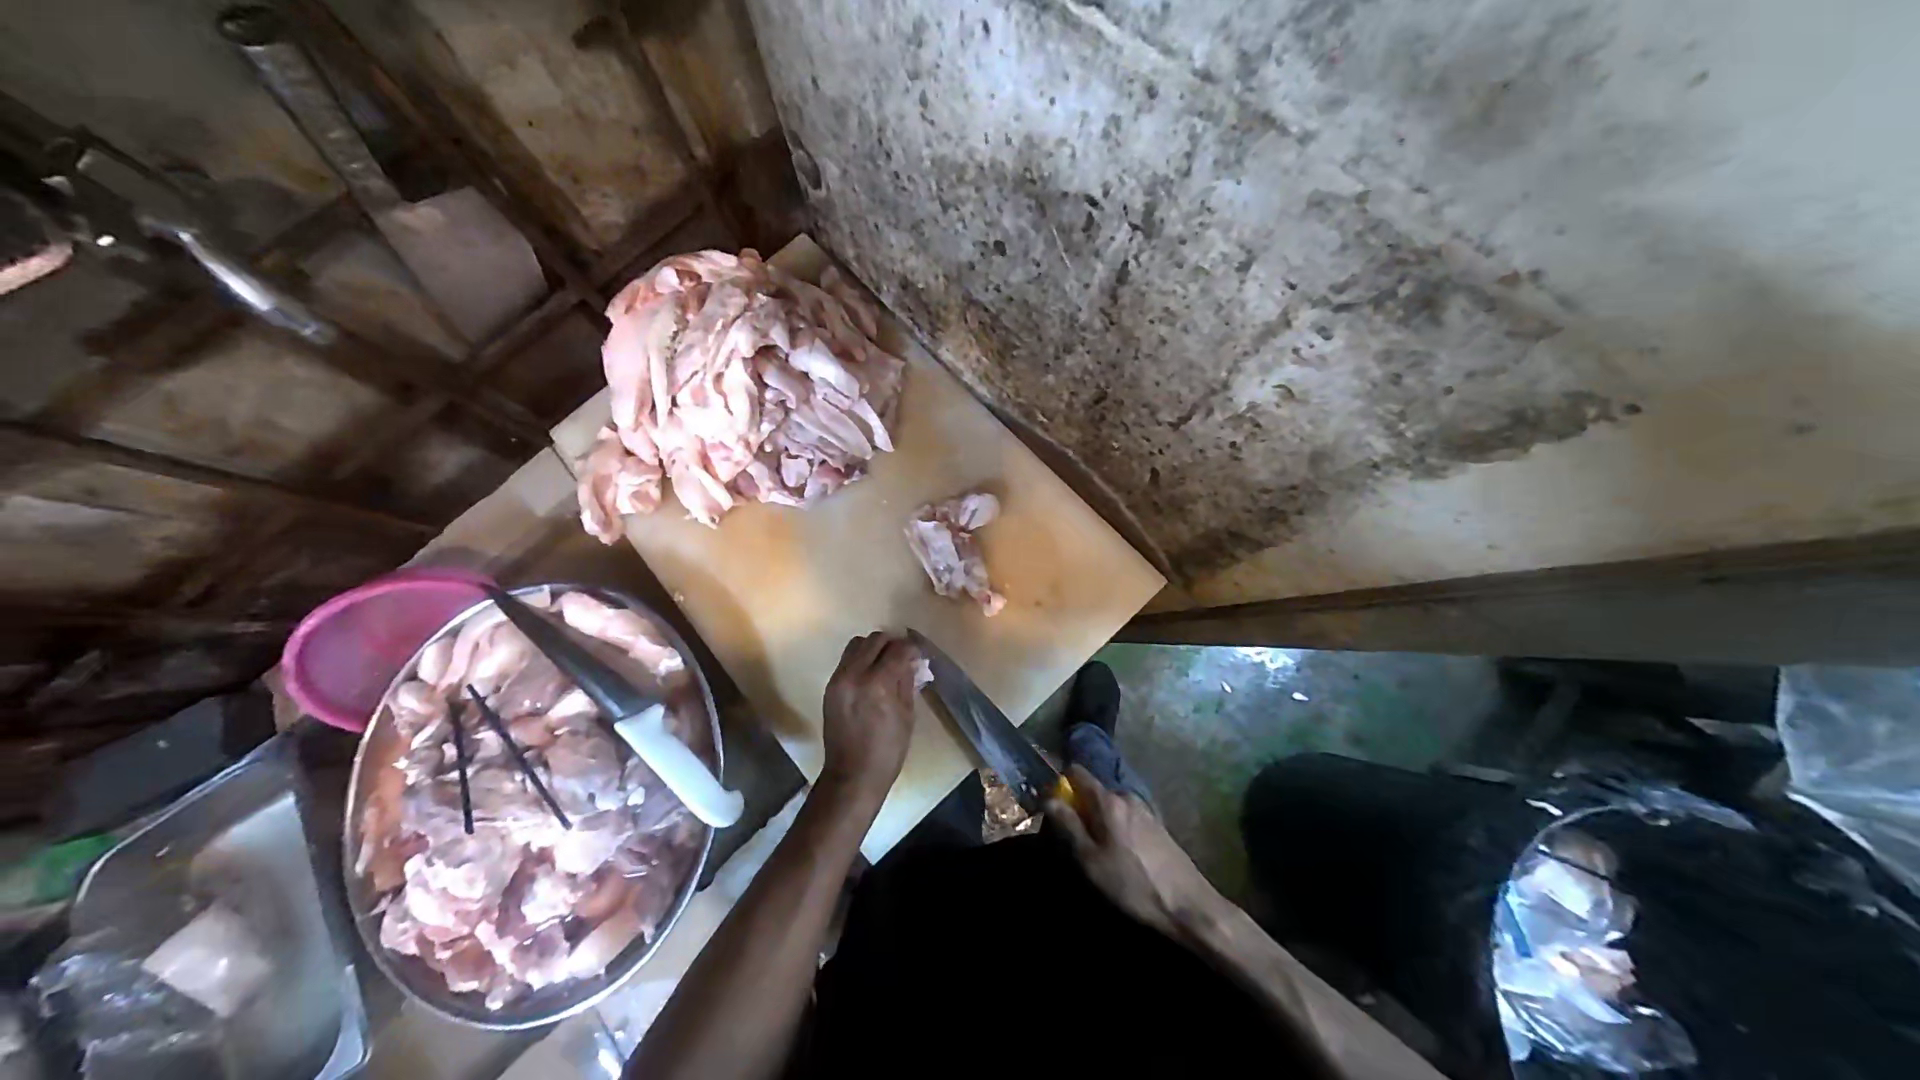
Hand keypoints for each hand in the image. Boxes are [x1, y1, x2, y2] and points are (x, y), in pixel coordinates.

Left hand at [818, 632, 920, 803]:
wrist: (852, 775)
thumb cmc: (887, 751)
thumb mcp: (906, 715)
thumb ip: (907, 682)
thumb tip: (910, 661)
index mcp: (878, 684)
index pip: (898, 649)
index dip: (912, 649)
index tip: (918, 655)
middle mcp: (854, 675)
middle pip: (875, 640)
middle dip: (892, 644)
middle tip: (903, 657)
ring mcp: (838, 679)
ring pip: (857, 644)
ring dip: (874, 648)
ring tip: (885, 663)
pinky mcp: (830, 686)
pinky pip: (846, 660)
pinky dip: (861, 659)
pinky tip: (871, 675)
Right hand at [1047, 765, 1223, 938]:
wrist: (1188, 905)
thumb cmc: (1132, 883)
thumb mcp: (1090, 859)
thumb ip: (1068, 825)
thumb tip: (1048, 798)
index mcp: (1108, 800)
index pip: (1076, 772)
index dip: (1060, 785)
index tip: (1052, 808)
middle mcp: (1127, 796)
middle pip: (1093, 792)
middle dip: (1079, 808)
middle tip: (1073, 841)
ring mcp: (1145, 810)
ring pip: (1110, 807)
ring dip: (1098, 822)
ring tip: (1096, 853)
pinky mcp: (1157, 826)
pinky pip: (1125, 818)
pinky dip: (1115, 829)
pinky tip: (1119, 856)